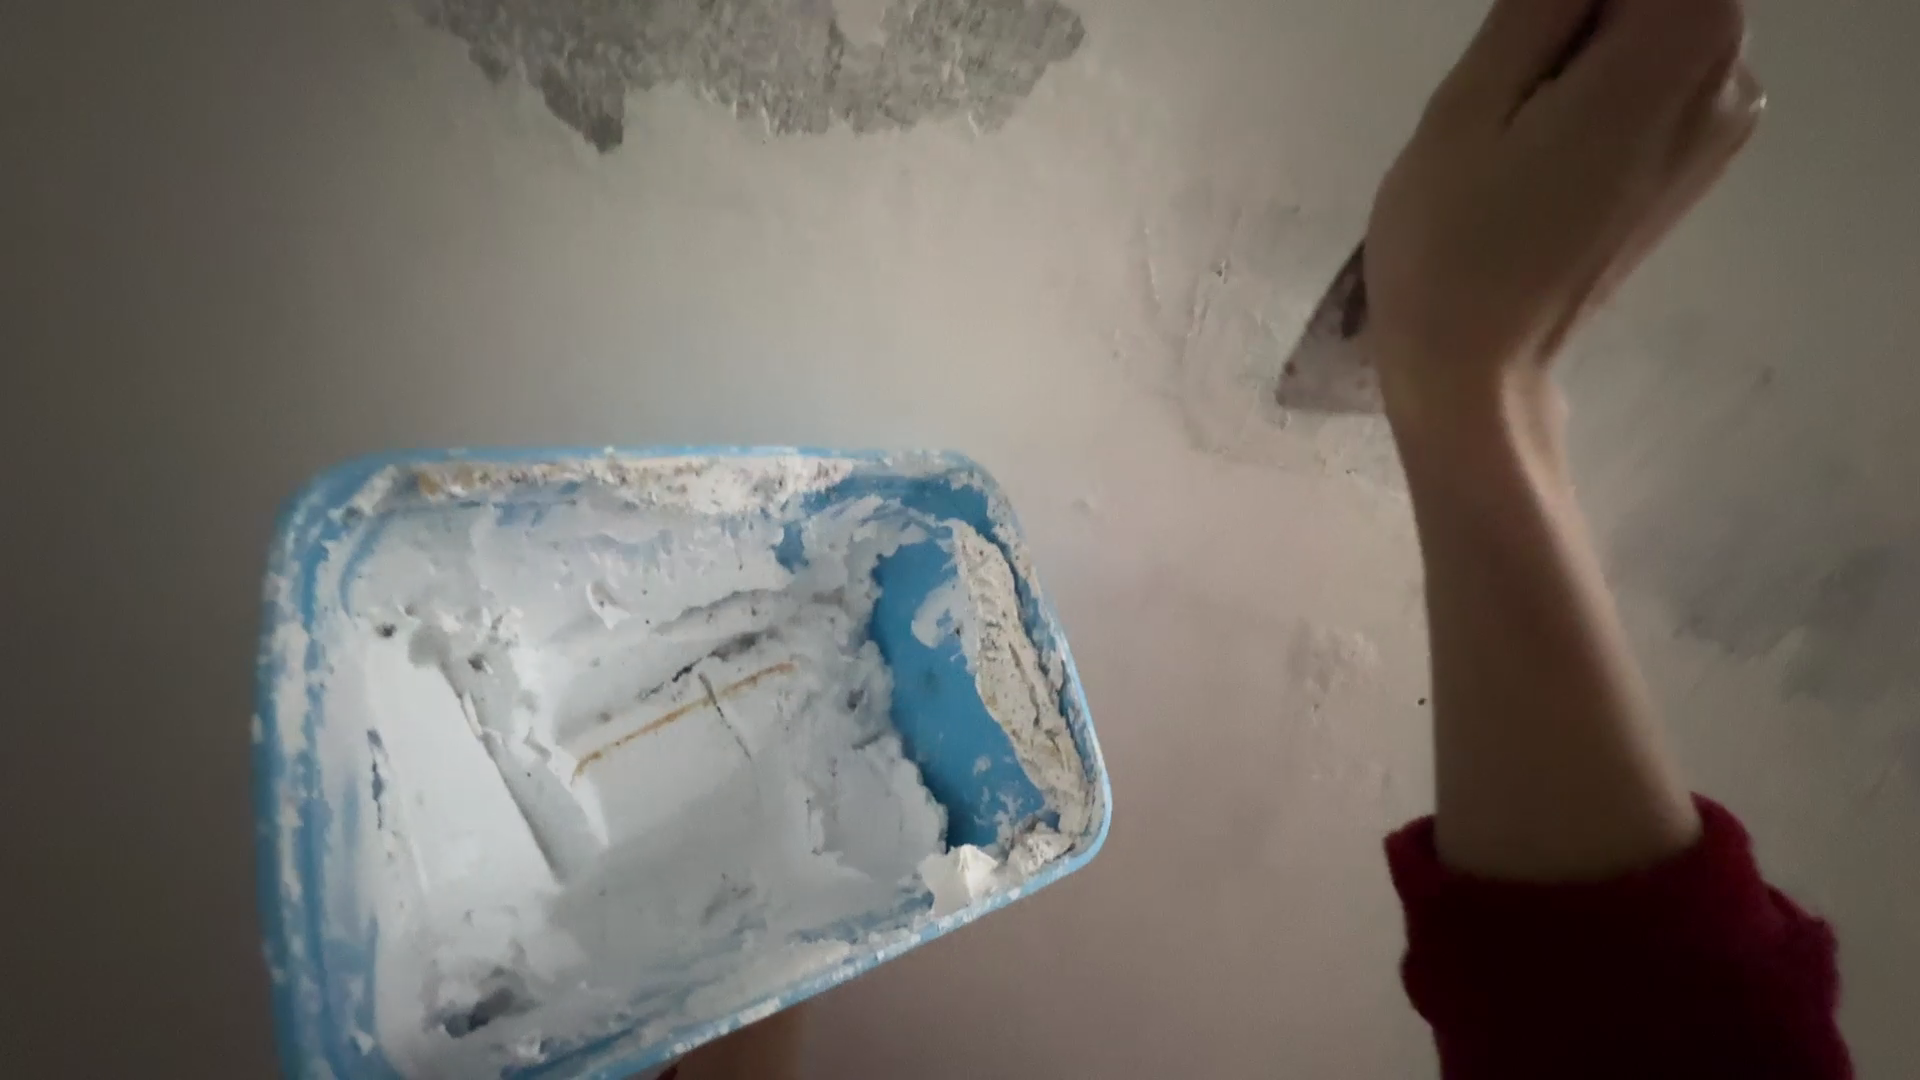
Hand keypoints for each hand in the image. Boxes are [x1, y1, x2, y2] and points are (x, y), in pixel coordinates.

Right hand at [1365, 0, 1763, 414]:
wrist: (1472, 369)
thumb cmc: (1448, 248)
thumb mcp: (1460, 112)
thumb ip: (1530, 11)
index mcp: (1681, 40)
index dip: (1549, 11)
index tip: (1502, 66)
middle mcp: (1732, 74)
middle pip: (1643, 3)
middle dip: (1561, 39)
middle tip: (1491, 117)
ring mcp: (1719, 134)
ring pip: (1641, 51)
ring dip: (1568, 80)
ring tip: (1506, 159)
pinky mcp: (1688, 179)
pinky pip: (1645, 103)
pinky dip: (1588, 117)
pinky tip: (1535, 181)